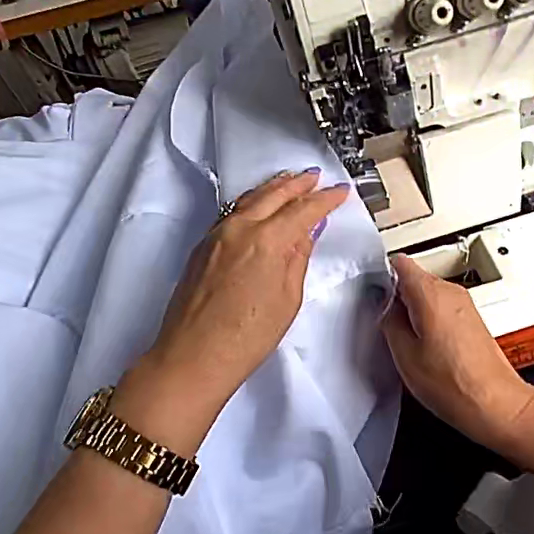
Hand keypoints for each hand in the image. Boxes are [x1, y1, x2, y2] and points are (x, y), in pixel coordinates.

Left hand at [115, 169, 349, 449]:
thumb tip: (304, 235)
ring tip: (289, 182)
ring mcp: (217, 236)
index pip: (303, 209)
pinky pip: (232, 212)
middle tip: (315, 177)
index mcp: (267, 240)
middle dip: (298, 184)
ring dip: (273, 188)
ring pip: (250, 199)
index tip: (340, 192)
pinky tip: (259, 206)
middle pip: (274, 195)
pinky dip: (251, 202)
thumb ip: (297, 259)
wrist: (194, 357)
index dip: (325, 199)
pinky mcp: (203, 248)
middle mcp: (239, 229)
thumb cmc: (244, 337)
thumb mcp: (288, 299)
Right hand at [382, 253, 533, 503]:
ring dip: (415, 312)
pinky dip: (431, 323)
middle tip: (387, 325)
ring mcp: (465, 305)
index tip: (373, 294)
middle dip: (397, 298)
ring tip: (408, 344)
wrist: (494, 404)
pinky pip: (443, 310)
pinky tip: (427, 350)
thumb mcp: (404, 354)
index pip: (399, 263)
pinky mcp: (473, 320)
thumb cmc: (456, 384)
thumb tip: (385, 308)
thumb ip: (389, 321)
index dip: (381, 275)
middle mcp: (452, 292)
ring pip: (429, 295)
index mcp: (431, 292)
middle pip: (414, 278)